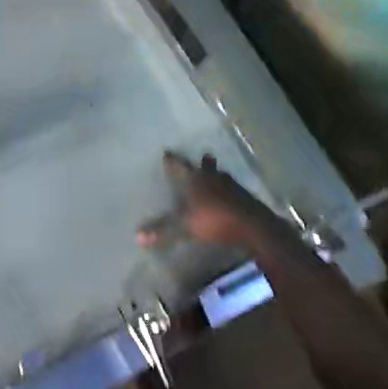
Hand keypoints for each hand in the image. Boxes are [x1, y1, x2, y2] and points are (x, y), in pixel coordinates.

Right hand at [138, 151, 271, 249]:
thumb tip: (137, 236)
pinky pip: (234, 189)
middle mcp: (213, 177)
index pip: (180, 166)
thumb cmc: (213, 220)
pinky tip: (230, 196)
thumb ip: (162, 230)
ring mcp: (232, 185)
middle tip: (202, 157)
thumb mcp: (184, 226)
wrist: (251, 224)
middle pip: (207, 165)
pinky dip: (229, 190)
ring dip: (218, 174)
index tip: (167, 152)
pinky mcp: (246, 197)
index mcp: (196, 180)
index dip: (172, 160)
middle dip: (203, 162)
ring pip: (222, 175)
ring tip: (216, 175)